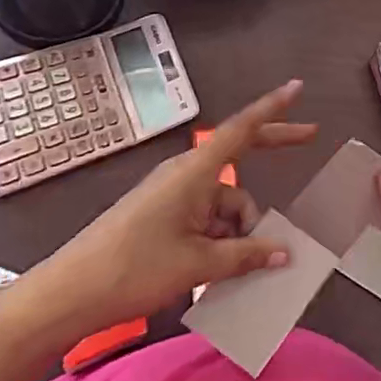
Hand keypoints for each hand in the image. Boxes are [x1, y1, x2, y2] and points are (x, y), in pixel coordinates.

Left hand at [40, 79, 318, 330]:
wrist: (71, 292)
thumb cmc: (136, 268)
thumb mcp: (199, 264)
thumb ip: (245, 255)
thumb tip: (284, 252)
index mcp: (195, 172)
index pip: (242, 130)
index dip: (272, 107)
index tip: (297, 88)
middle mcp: (185, 174)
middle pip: (238, 159)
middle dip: (272, 149)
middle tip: (309, 136)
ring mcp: (172, 194)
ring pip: (224, 200)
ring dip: (239, 226)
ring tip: (237, 267)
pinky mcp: (161, 215)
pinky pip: (205, 216)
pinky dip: (220, 237)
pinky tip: (219, 270)